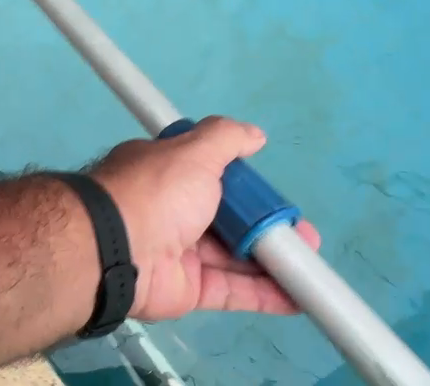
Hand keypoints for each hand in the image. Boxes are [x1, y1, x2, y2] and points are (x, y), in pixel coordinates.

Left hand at [88, 116, 321, 320]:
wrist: (119, 248)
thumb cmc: (156, 191)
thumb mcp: (192, 152)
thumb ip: (223, 139)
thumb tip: (253, 133)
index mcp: (164, 171)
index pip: (207, 174)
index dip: (241, 185)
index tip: (270, 195)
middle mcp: (169, 208)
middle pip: (225, 218)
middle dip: (265, 226)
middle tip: (304, 236)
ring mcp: (178, 250)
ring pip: (233, 255)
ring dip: (272, 259)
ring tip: (310, 262)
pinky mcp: (188, 289)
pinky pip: (234, 290)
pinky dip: (267, 294)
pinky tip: (301, 296)